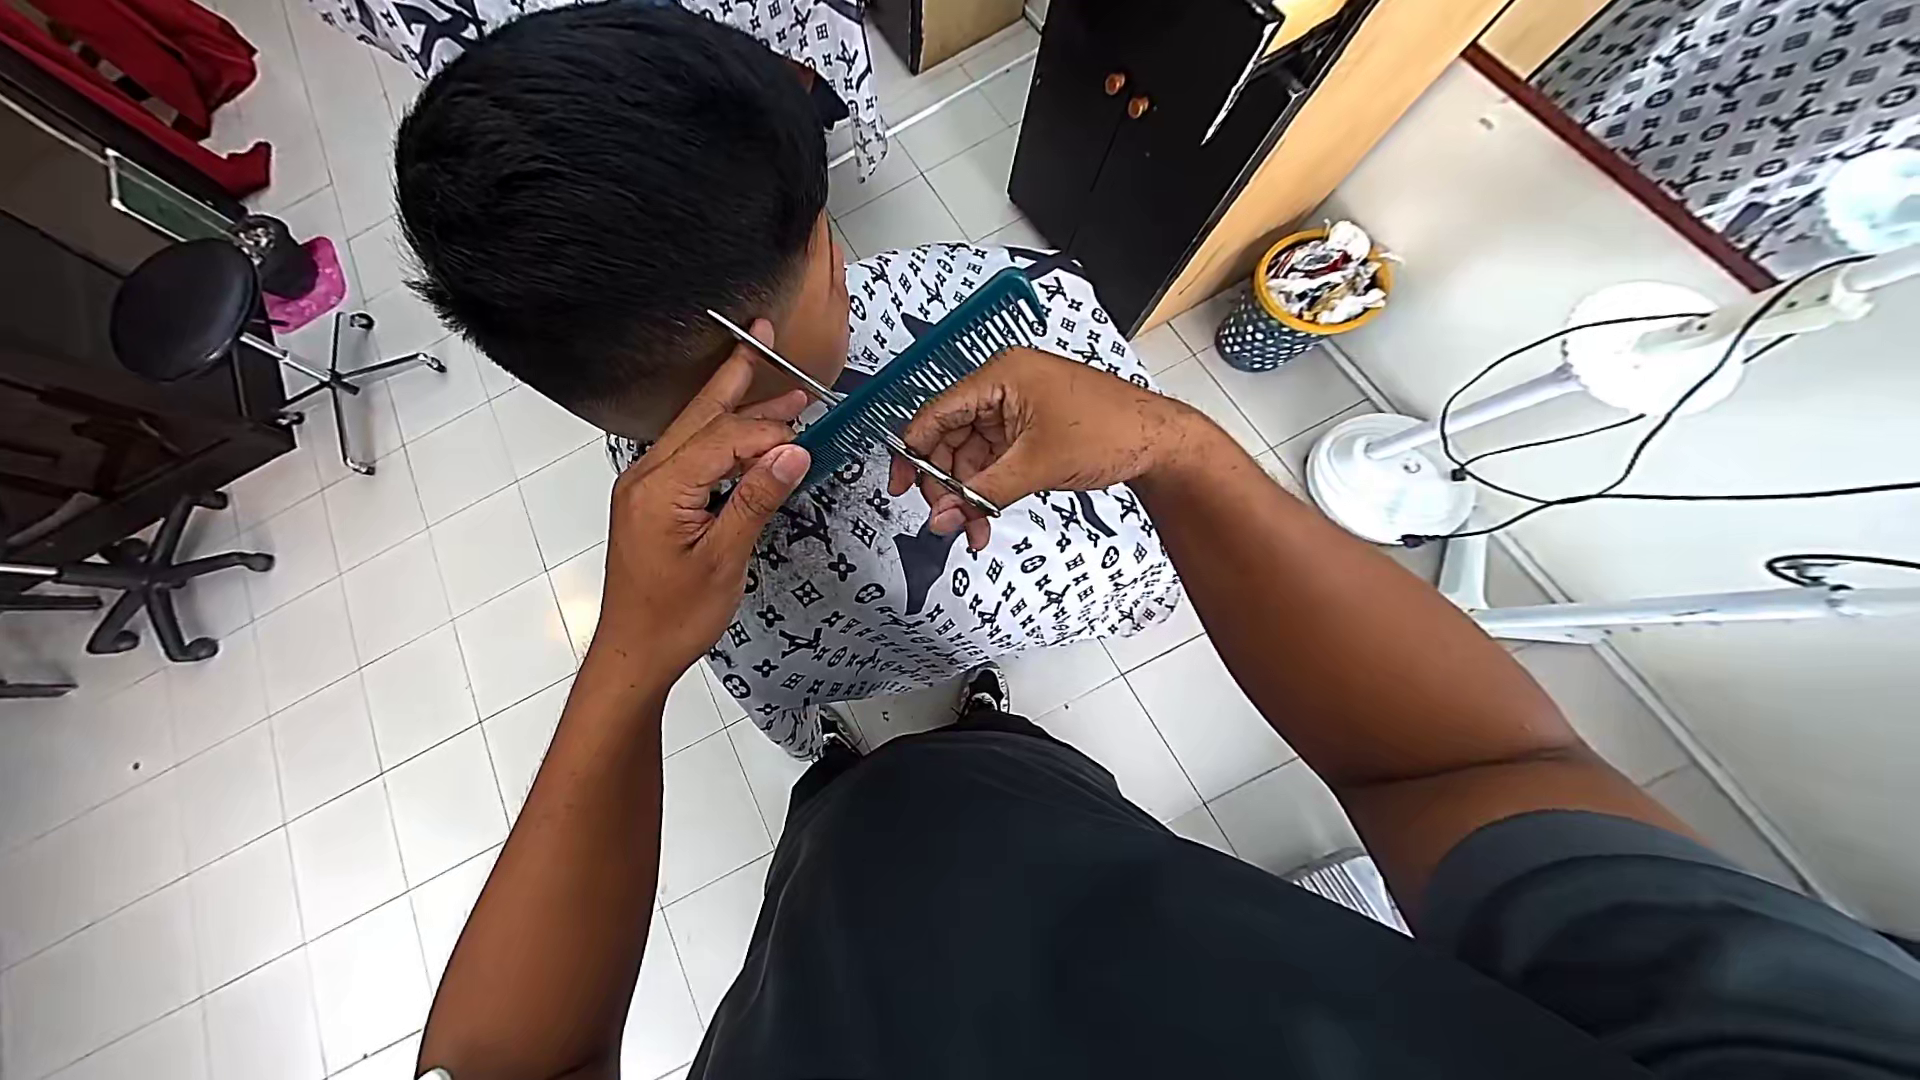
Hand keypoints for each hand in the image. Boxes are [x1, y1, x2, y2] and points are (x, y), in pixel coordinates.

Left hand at [590, 322, 811, 689]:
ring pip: (696, 430)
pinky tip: (746, 432)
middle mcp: (647, 477)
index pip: (724, 439)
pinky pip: (693, 454)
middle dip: (737, 376)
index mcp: (659, 489)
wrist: (634, 652)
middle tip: (762, 337)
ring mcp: (648, 487)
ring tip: (767, 376)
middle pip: (701, 415)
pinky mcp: (657, 500)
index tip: (808, 438)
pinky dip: (724, 437)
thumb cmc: (673, 616)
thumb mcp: (723, 559)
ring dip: (734, 403)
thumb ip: (756, 500)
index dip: (770, 433)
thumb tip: (791, 454)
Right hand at [887, 347, 1209, 548]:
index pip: (936, 413)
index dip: (912, 452)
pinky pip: (993, 462)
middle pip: (949, 438)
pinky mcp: (1028, 430)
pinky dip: (987, 490)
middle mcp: (1004, 387)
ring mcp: (1016, 410)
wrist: (1159, 444)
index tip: (902, 485)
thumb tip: (943, 515)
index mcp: (1002, 374)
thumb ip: (982, 494)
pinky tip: (987, 513)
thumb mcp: (1036, 465)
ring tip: (974, 526)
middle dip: (947, 483)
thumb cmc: (1114, 430)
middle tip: (948, 517)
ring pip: (971, 456)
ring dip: (969, 494)